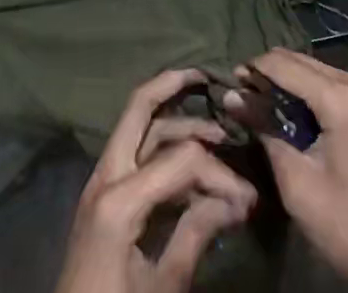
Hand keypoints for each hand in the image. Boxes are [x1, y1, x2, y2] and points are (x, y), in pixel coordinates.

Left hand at [55, 69, 258, 292]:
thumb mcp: (164, 285)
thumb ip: (200, 232)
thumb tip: (240, 200)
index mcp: (119, 200)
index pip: (185, 159)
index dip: (221, 174)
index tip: (247, 200)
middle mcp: (106, 178)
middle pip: (138, 110)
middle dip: (172, 86)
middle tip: (207, 75)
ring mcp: (100, 186)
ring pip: (140, 130)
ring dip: (177, 122)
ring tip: (216, 134)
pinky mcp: (103, 199)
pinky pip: (136, 156)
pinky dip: (165, 149)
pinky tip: (194, 165)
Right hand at [237, 49, 347, 292]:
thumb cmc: (343, 220)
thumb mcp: (296, 181)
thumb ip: (265, 131)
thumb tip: (232, 97)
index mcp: (337, 96)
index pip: (283, 64)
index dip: (251, 70)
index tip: (222, 84)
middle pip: (296, 60)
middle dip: (263, 72)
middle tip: (232, 95)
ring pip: (307, 69)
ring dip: (279, 80)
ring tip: (247, 102)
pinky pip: (319, 84)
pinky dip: (295, 91)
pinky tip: (276, 111)